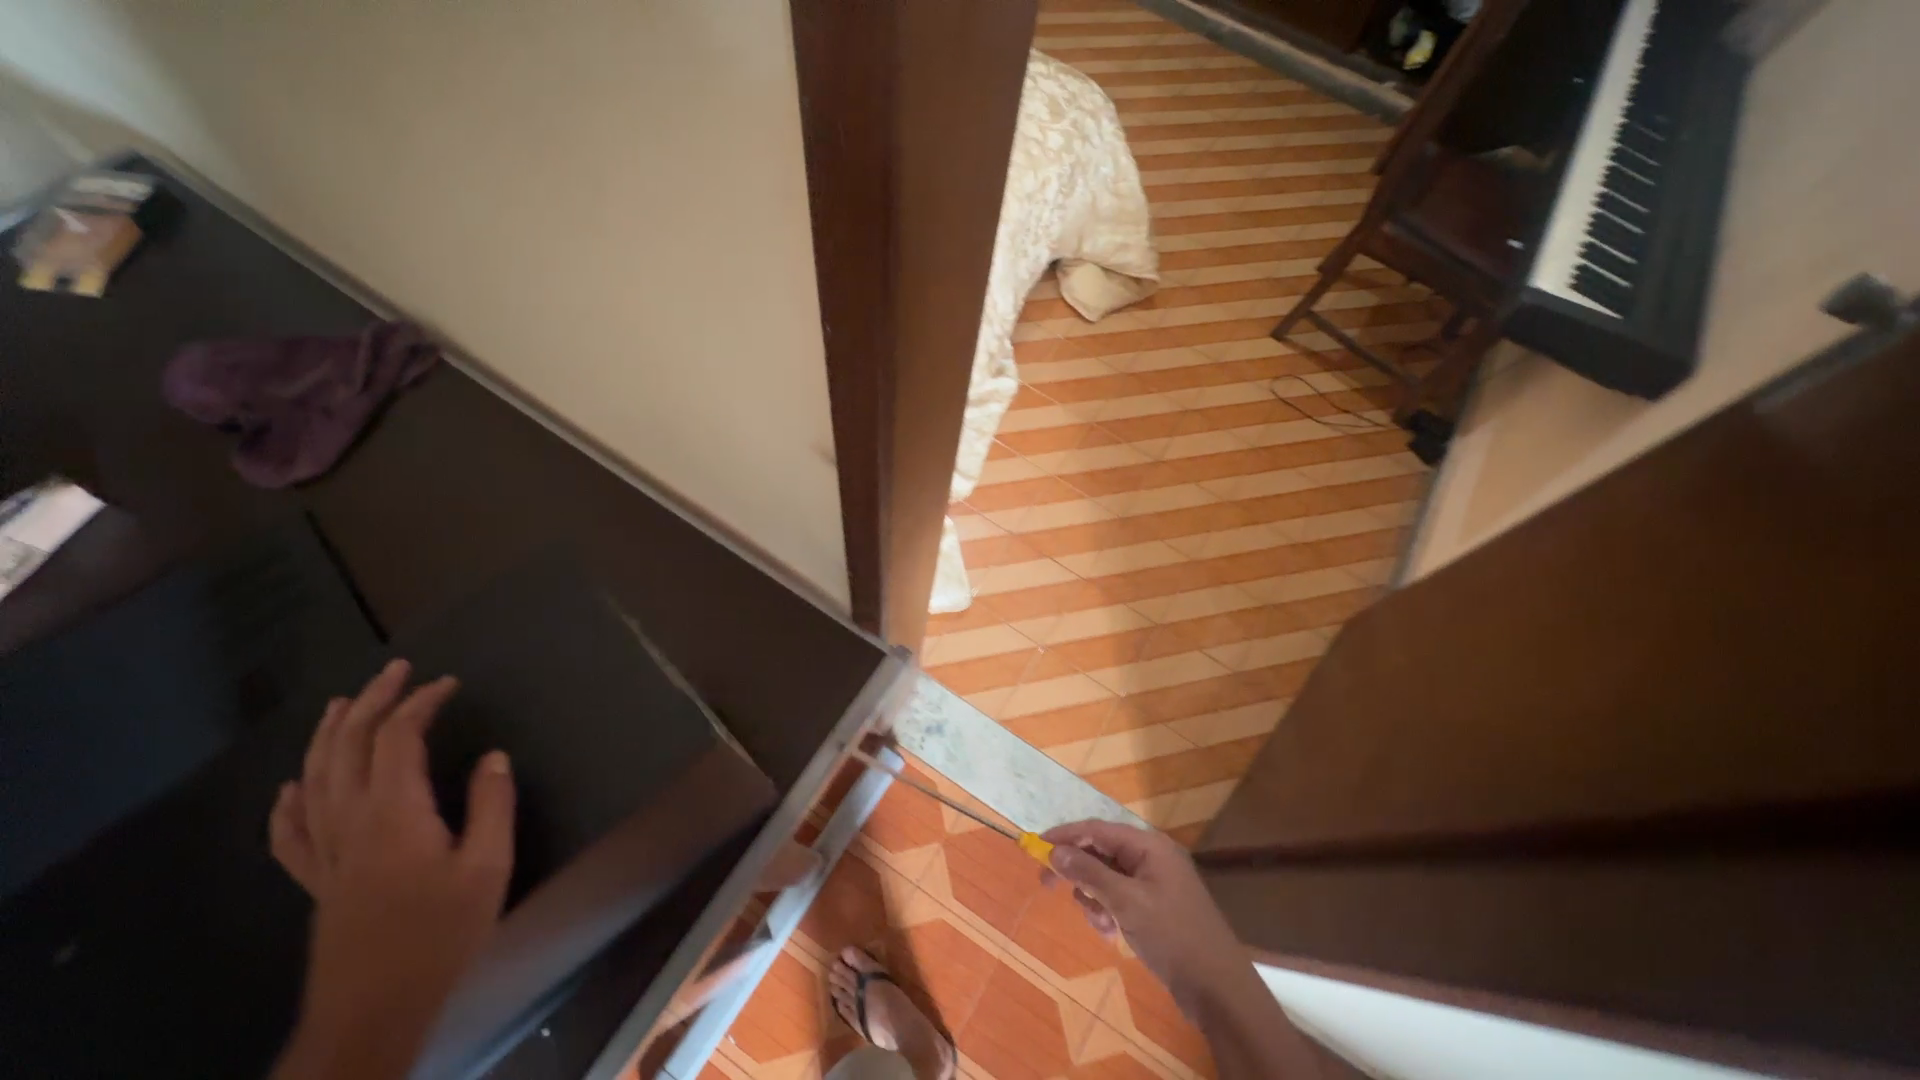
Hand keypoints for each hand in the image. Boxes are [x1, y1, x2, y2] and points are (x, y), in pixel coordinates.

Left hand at [268, 660, 515, 1079]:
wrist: (377, 1005)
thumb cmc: (441, 933)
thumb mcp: (488, 867)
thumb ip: (491, 806)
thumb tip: (492, 758)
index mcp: (394, 811)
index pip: (398, 738)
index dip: (420, 703)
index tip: (448, 684)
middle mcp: (350, 820)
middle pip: (348, 746)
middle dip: (371, 702)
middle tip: (395, 671)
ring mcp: (326, 851)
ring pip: (313, 779)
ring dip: (326, 736)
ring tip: (341, 704)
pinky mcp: (316, 880)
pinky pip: (290, 833)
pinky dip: (288, 804)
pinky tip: (291, 789)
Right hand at [1041, 820, 1248, 1016]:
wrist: (1217, 986)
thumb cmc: (1172, 935)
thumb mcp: (1126, 902)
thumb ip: (1090, 873)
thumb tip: (1056, 851)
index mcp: (1149, 846)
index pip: (1097, 829)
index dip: (1065, 836)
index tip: (1035, 847)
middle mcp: (1152, 858)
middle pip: (1101, 852)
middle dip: (1077, 871)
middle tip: (1047, 885)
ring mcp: (1155, 883)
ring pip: (1107, 878)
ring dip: (1094, 897)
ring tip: (1099, 924)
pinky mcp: (1155, 907)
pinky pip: (1120, 898)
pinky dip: (1108, 911)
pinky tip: (1109, 933)